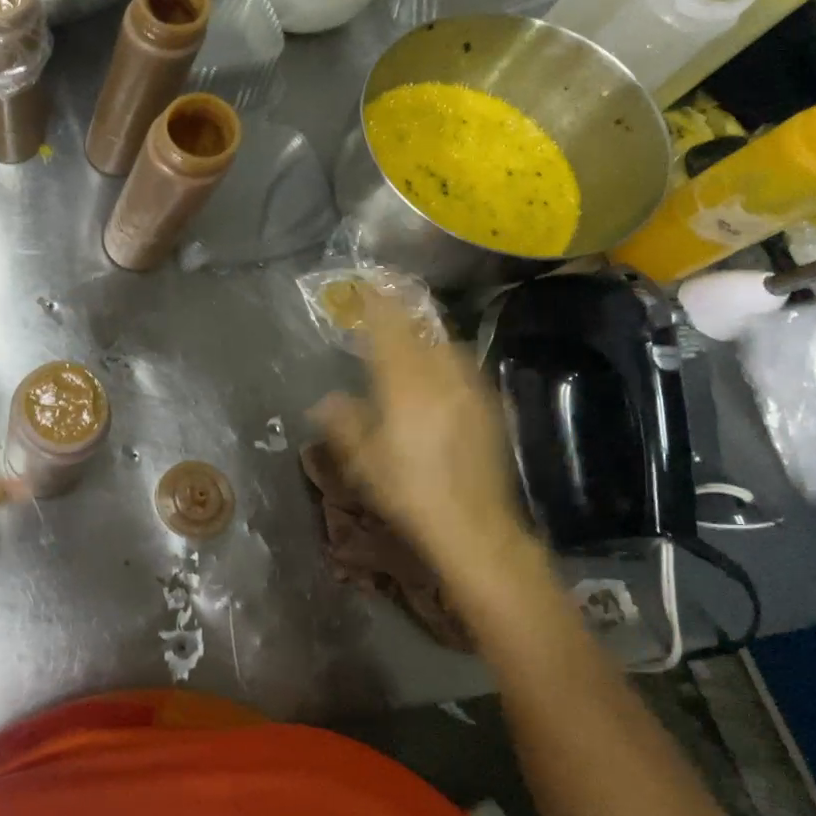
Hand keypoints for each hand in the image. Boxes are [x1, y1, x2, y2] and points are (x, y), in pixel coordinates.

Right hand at [307, 292, 525, 567]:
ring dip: (427, 338)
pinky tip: (437, 378)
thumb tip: (326, 400)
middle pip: (423, 333)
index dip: (378, 306)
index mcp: (406, 386)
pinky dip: (446, 362)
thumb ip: (342, 422)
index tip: (366, 288)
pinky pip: (464, 370)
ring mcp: (471, 393)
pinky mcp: (490, 411)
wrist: (475, 527)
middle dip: (403, 317)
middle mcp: (442, 380)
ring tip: (410, 341)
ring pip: (448, 349)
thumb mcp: (362, 460)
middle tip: (384, 310)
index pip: (390, 332)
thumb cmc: (408, 491)